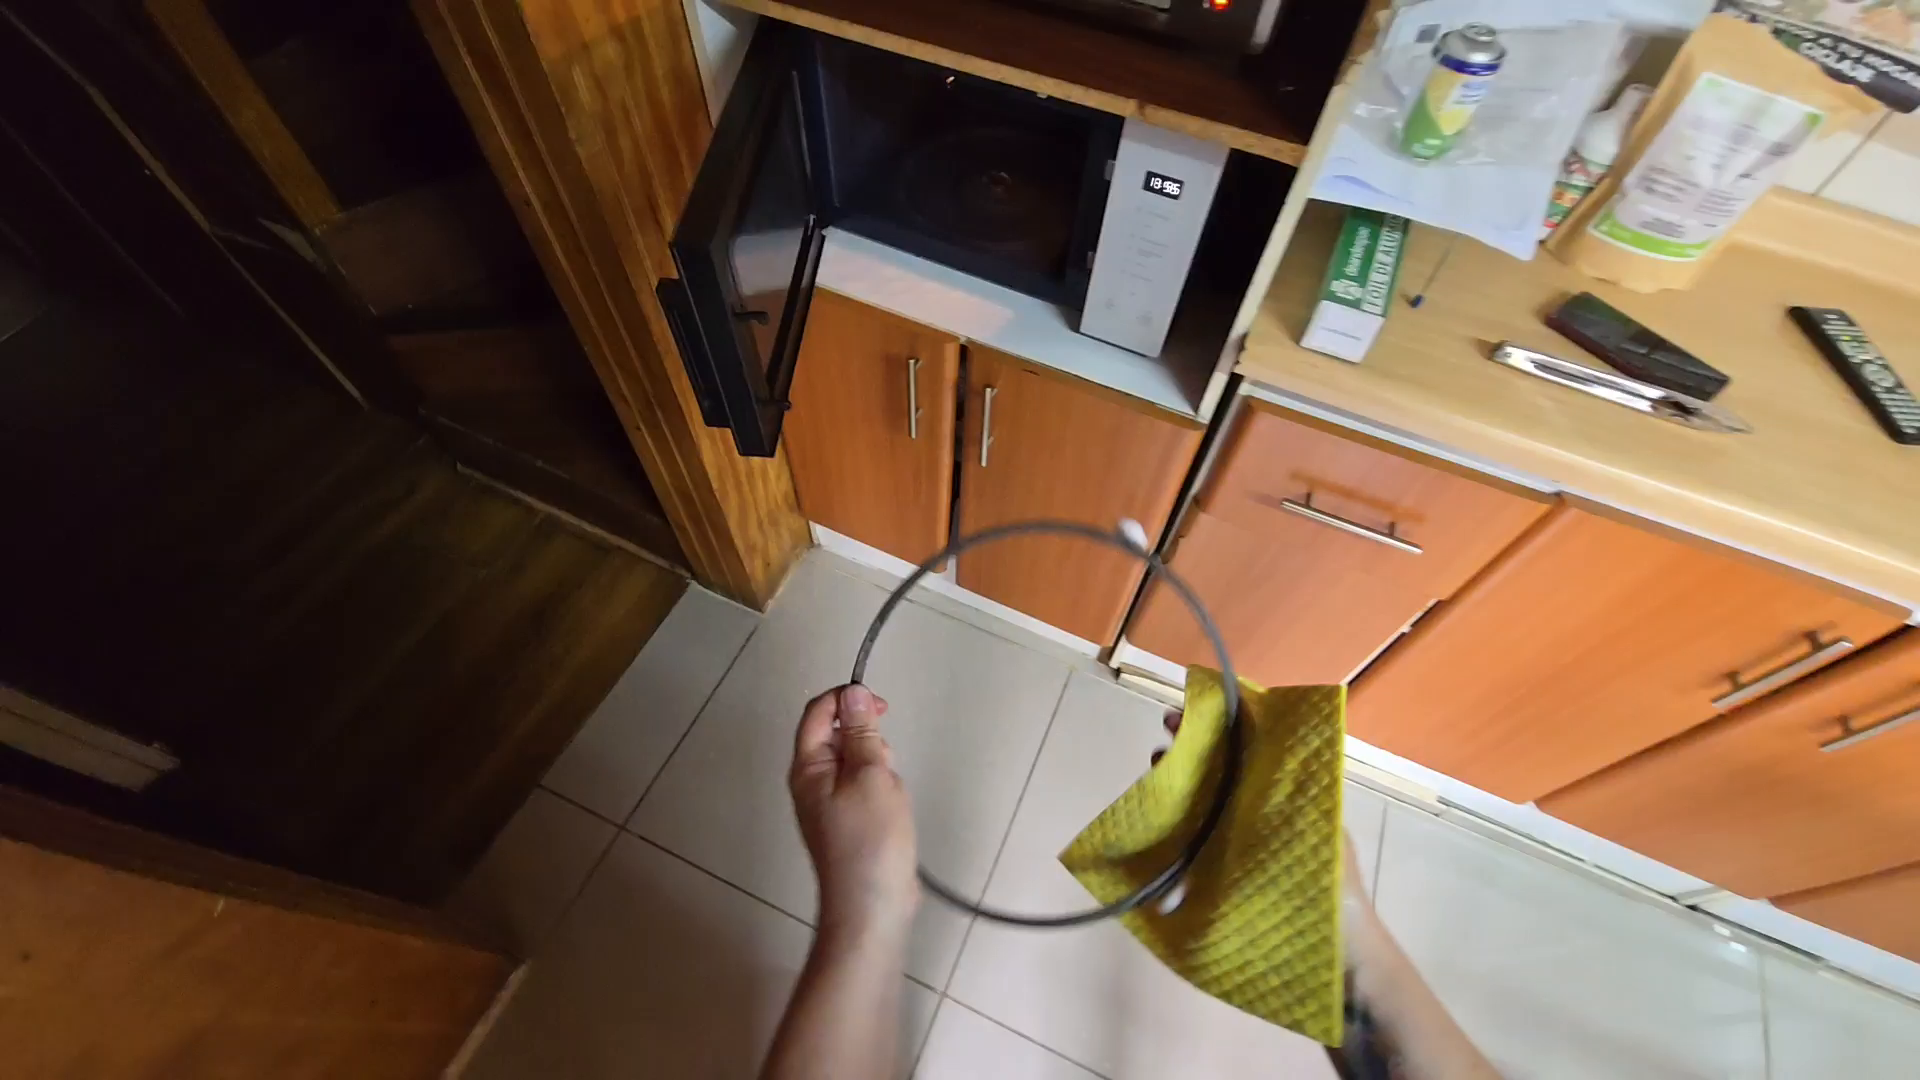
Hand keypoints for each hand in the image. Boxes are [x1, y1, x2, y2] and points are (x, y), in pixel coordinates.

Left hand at [790, 684, 918, 943]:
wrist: (872, 907)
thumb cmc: (871, 837)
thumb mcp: (871, 774)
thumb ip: (862, 732)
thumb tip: (853, 692)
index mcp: (808, 767)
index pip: (819, 712)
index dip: (848, 699)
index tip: (882, 708)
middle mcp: (812, 781)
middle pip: (838, 735)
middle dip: (869, 740)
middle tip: (885, 765)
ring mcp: (829, 804)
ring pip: (855, 762)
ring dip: (879, 766)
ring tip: (890, 796)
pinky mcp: (848, 821)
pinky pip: (863, 787)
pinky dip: (881, 788)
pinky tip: (892, 811)